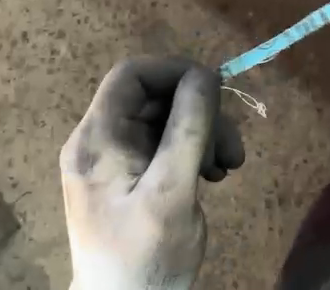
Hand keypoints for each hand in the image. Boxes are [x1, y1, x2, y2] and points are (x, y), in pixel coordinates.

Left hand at [61, 57, 245, 289]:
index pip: (132, 75)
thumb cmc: (144, 258)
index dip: (174, 72)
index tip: (213, 91)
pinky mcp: (131, 178)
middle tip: (232, 146)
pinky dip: (195, 150)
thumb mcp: (171, 191)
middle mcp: (100, 142)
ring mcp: (115, 161)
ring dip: (204, 132)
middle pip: (155, 96)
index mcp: (97, 139)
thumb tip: (206, 74)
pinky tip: (214, 175)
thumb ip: (188, 128)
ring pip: (167, 118)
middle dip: (199, 112)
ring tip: (229, 166)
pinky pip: (167, 143)